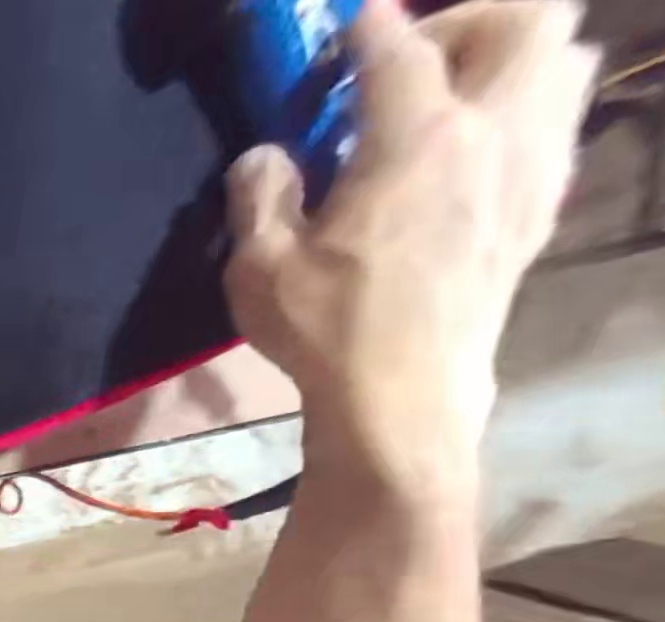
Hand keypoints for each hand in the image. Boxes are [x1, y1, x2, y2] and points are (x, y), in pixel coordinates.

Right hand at [223, 0, 597, 474]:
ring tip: (443, 99)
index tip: (346, 26)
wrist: (403, 386)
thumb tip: (263, 155)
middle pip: (528, 18)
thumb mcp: (259, 268)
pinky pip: (556, 120)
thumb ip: (260, 199)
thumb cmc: (323, 325)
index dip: (369, 30)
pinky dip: (518, 109)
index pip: (401, 55)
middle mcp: (492, 134)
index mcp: (414, 145)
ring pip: (561, 60)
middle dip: (465, 19)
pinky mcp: (541, 205)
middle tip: (404, 61)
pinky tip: (467, 153)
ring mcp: (531, 167)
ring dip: (506, 57)